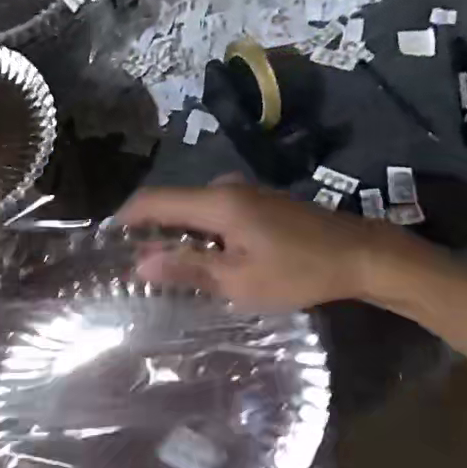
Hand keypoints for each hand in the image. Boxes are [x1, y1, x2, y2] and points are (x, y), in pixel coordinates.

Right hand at [116, 179, 421, 310]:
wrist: (359, 254)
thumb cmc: (298, 270)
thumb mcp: (239, 280)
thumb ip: (188, 268)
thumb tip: (140, 264)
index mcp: (217, 202)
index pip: (154, 200)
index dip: (125, 219)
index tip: (107, 243)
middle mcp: (226, 187)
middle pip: (174, 204)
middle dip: (152, 232)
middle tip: (138, 269)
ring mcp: (246, 192)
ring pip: (196, 210)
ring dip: (180, 236)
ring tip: (170, 271)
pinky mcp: (261, 202)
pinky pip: (217, 213)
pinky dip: (203, 234)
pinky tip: (207, 260)